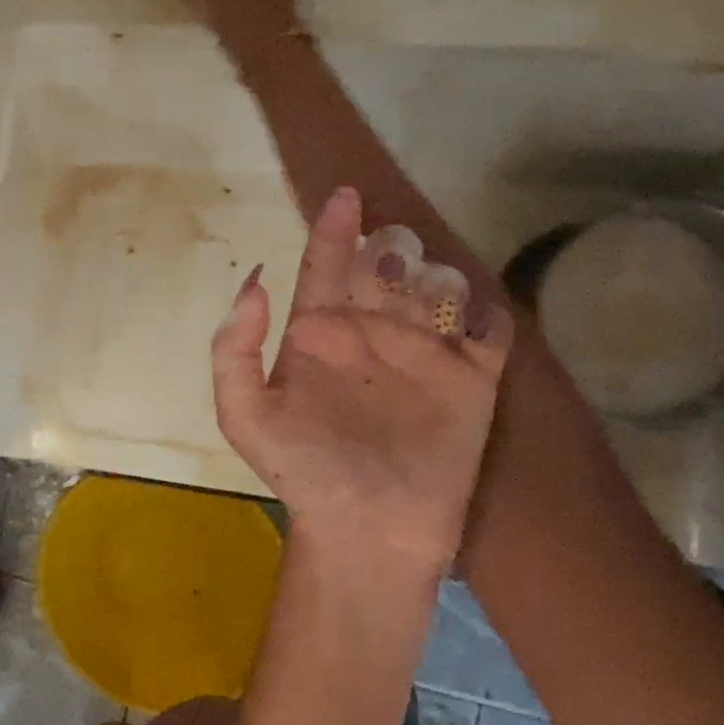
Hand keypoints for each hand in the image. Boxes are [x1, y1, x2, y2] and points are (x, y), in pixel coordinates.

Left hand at [211, 187, 513, 568]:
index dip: (333, 231)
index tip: (344, 196)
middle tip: (390, 254)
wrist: (367, 528)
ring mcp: (422, 356)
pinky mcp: (472, 382)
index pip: (326, 269)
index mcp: (318, 336)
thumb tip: (254, 282)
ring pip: (436, 289)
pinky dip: (488, 313)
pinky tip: (478, 314)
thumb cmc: (302, 470)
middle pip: (384, 270)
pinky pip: (488, 332)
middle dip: (388, 248)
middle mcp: (370, 336)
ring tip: (424, 290)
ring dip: (434, 275)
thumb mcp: (245, 413)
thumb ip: (235, 347)